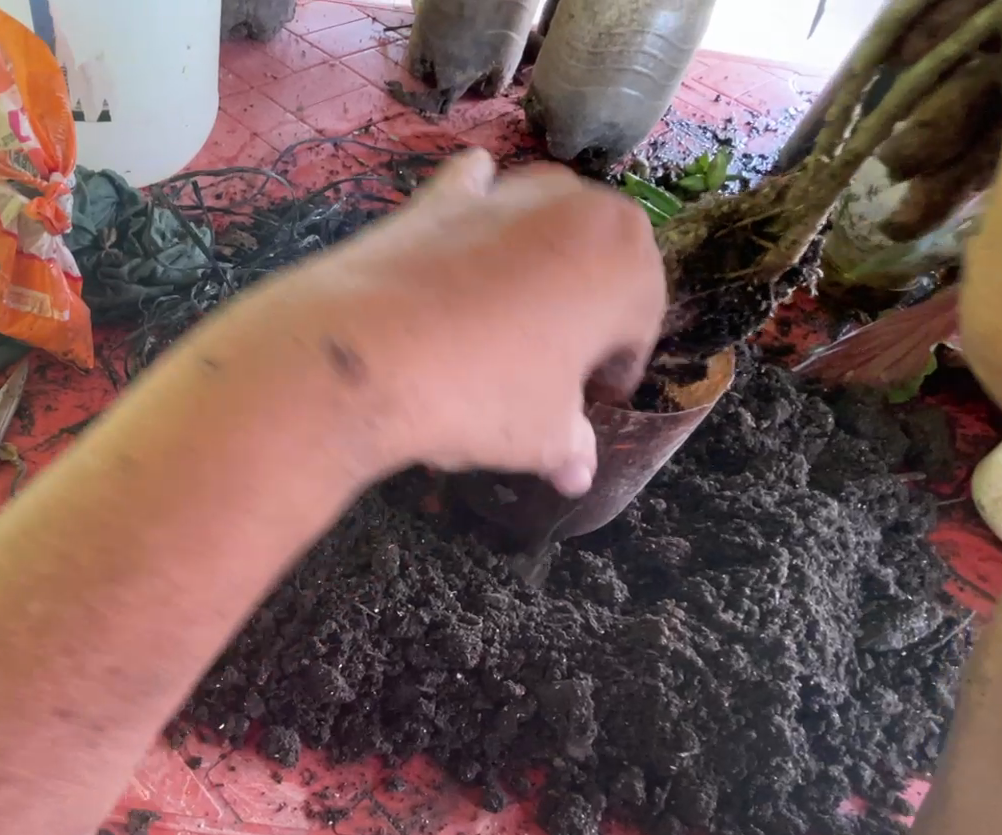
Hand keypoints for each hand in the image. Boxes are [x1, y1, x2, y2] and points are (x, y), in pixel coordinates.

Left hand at [196, 149, 666, 494]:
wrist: (364, 356)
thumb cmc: (477, 396)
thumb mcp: (538, 436)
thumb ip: (570, 448)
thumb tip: (579, 474)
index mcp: (626, 261)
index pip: (636, 325)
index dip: (611, 371)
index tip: (585, 401)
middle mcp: (576, 205)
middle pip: (592, 268)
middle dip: (575, 316)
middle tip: (537, 371)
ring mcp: (502, 193)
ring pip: (539, 226)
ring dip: (533, 264)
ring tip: (494, 323)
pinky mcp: (436, 196)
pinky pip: (472, 192)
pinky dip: (475, 209)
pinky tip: (458, 235)